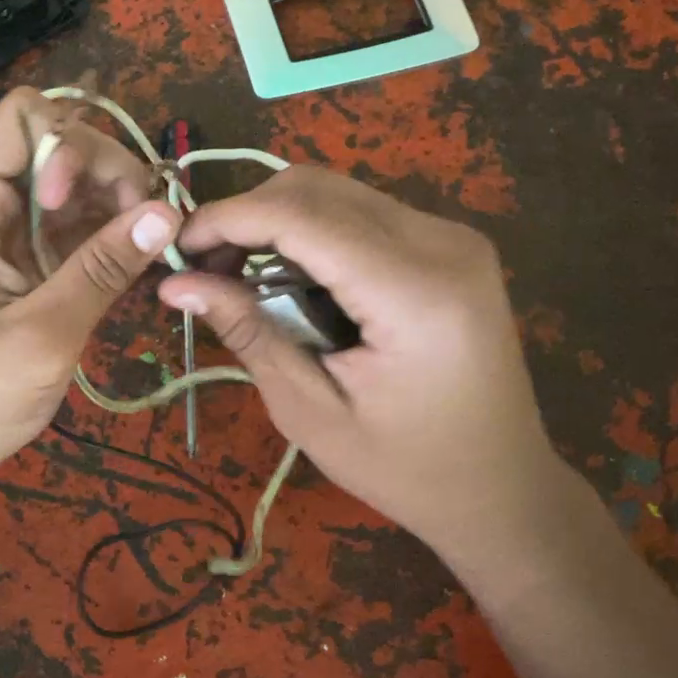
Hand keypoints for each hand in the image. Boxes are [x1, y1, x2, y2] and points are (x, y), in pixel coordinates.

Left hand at [0, 88, 180, 486]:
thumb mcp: (43, 335)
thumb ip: (104, 268)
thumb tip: (167, 212)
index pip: (21, 115)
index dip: (64, 142)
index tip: (74, 204)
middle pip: (58, 140)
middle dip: (106, 170)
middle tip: (141, 229)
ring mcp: (10, 231)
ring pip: (75, 181)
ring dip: (117, 202)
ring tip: (145, 250)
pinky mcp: (29, 260)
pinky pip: (76, 222)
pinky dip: (111, 233)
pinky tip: (137, 262)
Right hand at [156, 166, 577, 557]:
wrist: (503, 489)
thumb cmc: (404, 468)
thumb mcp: (309, 411)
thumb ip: (248, 332)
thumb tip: (174, 284)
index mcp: (414, 293)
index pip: (301, 216)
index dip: (227, 219)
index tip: (176, 250)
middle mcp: (441, 244)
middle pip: (315, 188)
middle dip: (245, 215)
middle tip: (202, 267)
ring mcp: (451, 237)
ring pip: (333, 191)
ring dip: (272, 219)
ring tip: (235, 272)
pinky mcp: (447, 243)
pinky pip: (357, 211)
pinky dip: (306, 229)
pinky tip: (284, 274)